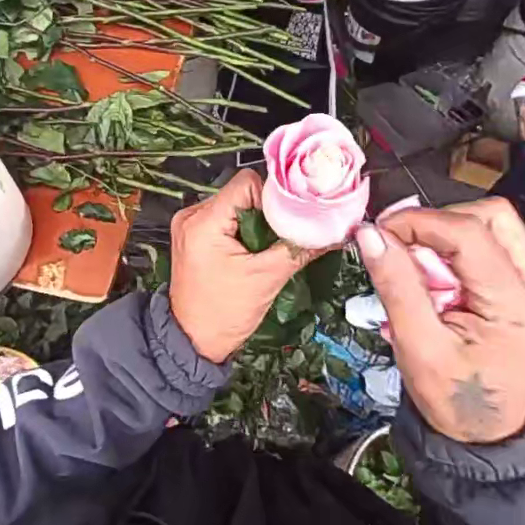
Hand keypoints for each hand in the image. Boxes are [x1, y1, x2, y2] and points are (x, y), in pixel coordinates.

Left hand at [169, 169, 324, 362]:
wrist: (192, 342)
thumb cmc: (222, 314)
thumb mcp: (267, 278)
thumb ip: (299, 249)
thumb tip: (333, 231)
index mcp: (204, 221)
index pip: (247, 182)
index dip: (274, 195)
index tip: (292, 215)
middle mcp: (192, 216)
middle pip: (242, 192)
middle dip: (268, 210)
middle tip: (288, 231)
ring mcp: (191, 226)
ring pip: (236, 205)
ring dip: (258, 220)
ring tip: (272, 243)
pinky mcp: (195, 237)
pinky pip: (226, 220)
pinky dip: (245, 229)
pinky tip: (257, 248)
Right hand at [356, 198, 524, 443]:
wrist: (484, 432)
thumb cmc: (451, 398)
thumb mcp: (416, 346)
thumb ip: (396, 284)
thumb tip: (370, 234)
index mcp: (518, 309)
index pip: (469, 235)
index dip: (418, 221)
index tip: (379, 231)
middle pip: (492, 218)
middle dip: (438, 223)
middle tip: (403, 248)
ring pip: (499, 225)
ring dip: (451, 233)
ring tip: (423, 265)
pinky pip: (505, 243)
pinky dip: (466, 245)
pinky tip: (446, 268)